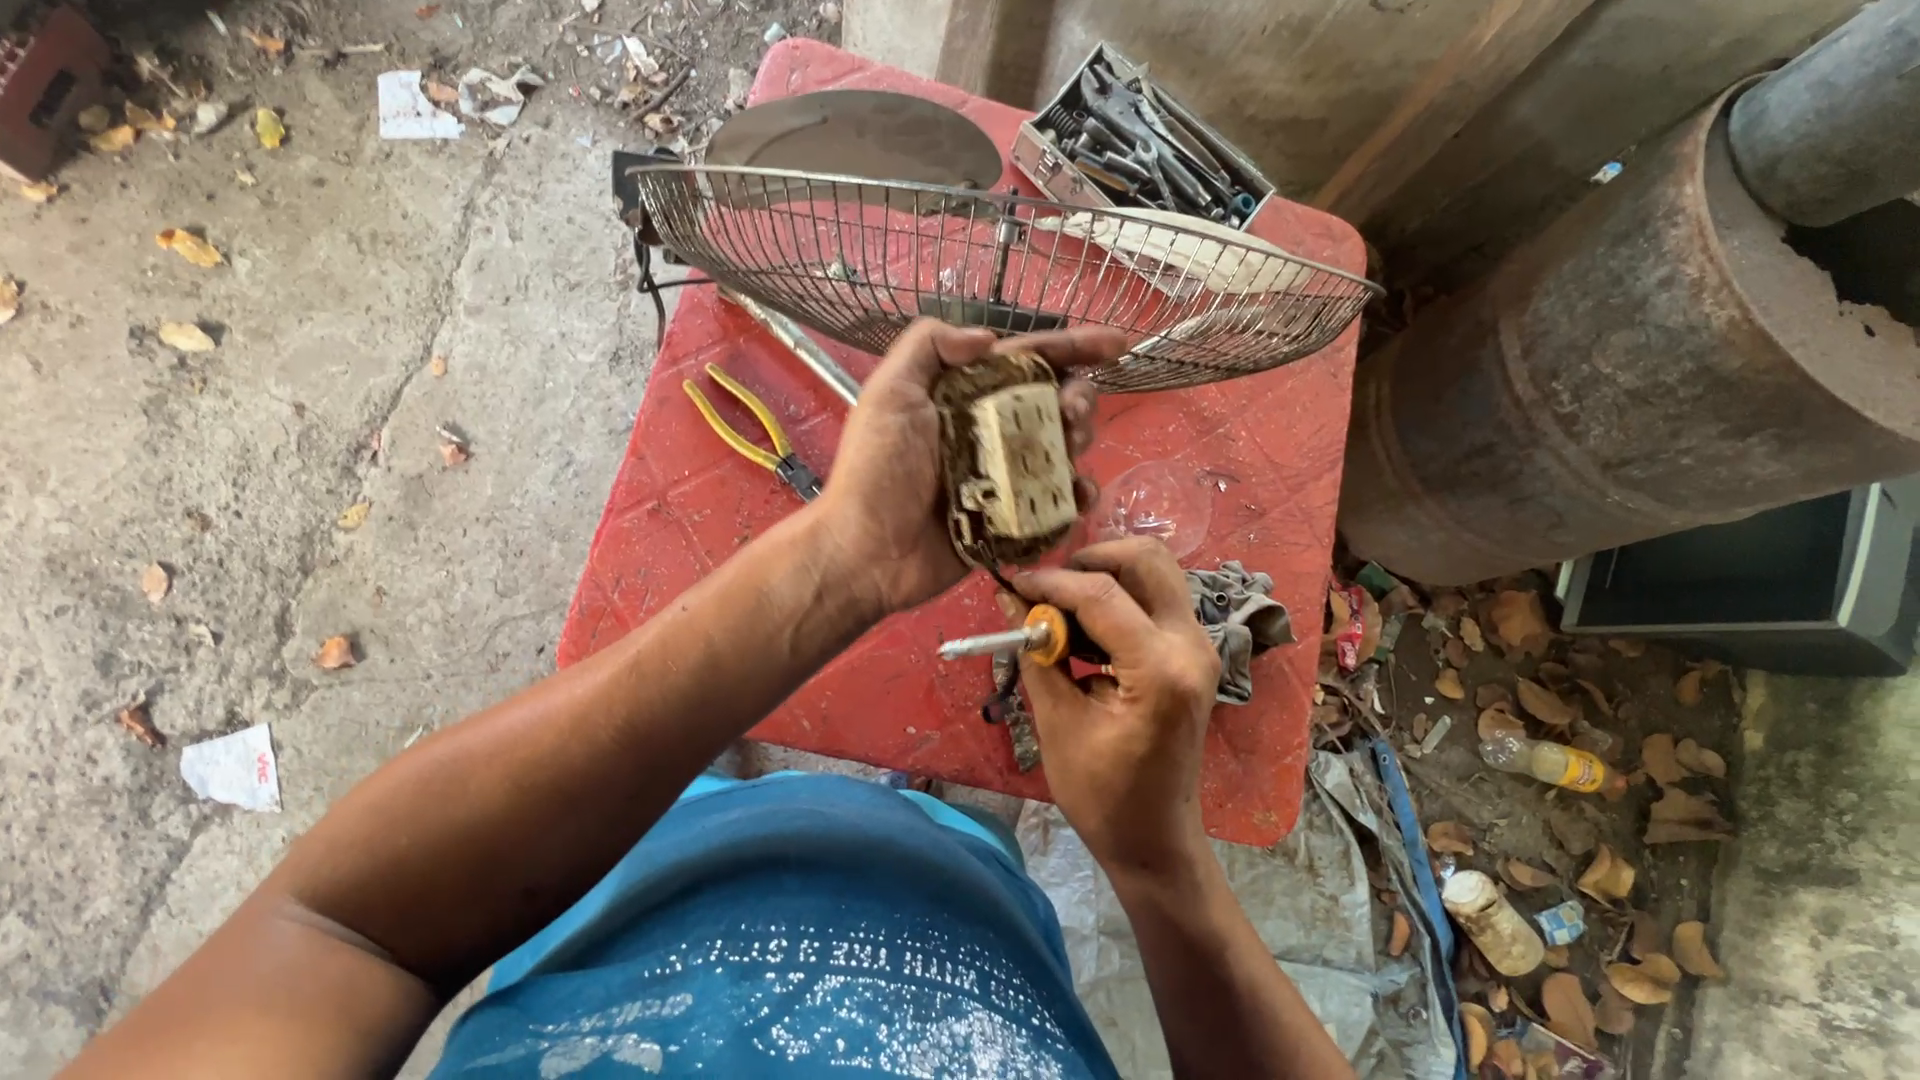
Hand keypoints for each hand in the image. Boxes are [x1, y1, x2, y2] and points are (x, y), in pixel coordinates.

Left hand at [816, 318, 1123, 615]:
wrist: (867, 553)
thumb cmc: (876, 472)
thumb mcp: (889, 393)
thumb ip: (929, 345)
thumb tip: (990, 338)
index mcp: (965, 395)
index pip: (1027, 360)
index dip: (1073, 348)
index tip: (1118, 343)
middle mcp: (989, 432)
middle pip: (1054, 403)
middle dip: (1078, 400)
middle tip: (1072, 415)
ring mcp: (1004, 478)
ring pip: (1063, 450)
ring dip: (1079, 443)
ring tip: (1070, 451)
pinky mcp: (1012, 520)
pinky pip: (1058, 504)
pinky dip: (1076, 497)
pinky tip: (1079, 495)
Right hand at [1007, 538, 1221, 879]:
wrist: (1156, 839)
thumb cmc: (1102, 795)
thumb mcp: (1058, 723)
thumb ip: (1037, 654)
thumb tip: (1011, 600)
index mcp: (1161, 669)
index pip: (1101, 594)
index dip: (1051, 582)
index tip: (1012, 583)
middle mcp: (1192, 645)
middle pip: (1146, 559)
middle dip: (1090, 560)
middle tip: (1049, 588)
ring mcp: (1200, 647)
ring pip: (1156, 572)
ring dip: (1106, 576)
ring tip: (1062, 608)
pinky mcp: (1194, 654)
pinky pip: (1158, 599)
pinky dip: (1120, 597)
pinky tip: (1085, 629)